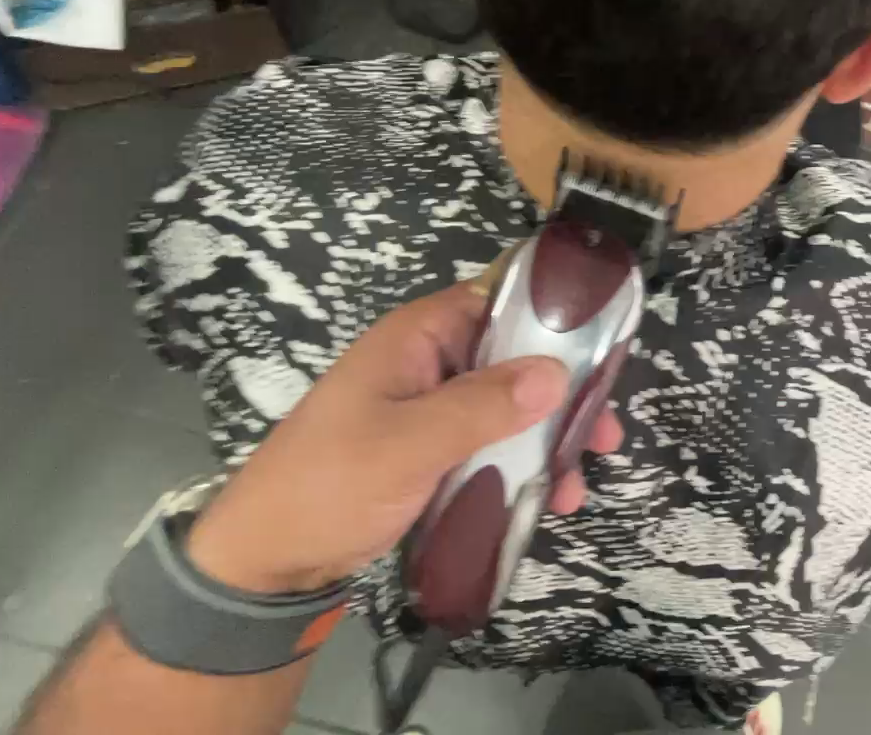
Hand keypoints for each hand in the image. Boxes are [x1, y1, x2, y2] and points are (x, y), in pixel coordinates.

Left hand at [184, 281, 625, 593]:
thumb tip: (557, 373)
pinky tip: (551, 499)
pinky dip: (524, 466)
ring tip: (580, 481)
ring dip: (550, 439)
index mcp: (419, 338)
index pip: (497, 301)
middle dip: (563, 395)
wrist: (267, 568)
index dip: (552, 316)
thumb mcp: (408, 445)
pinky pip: (495, 443)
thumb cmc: (329, 486)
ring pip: (511, 406)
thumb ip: (482, 406)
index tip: (602, 348)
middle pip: (516, 359)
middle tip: (604, 431)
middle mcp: (433, 363)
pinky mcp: (437, 450)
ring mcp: (435, 409)